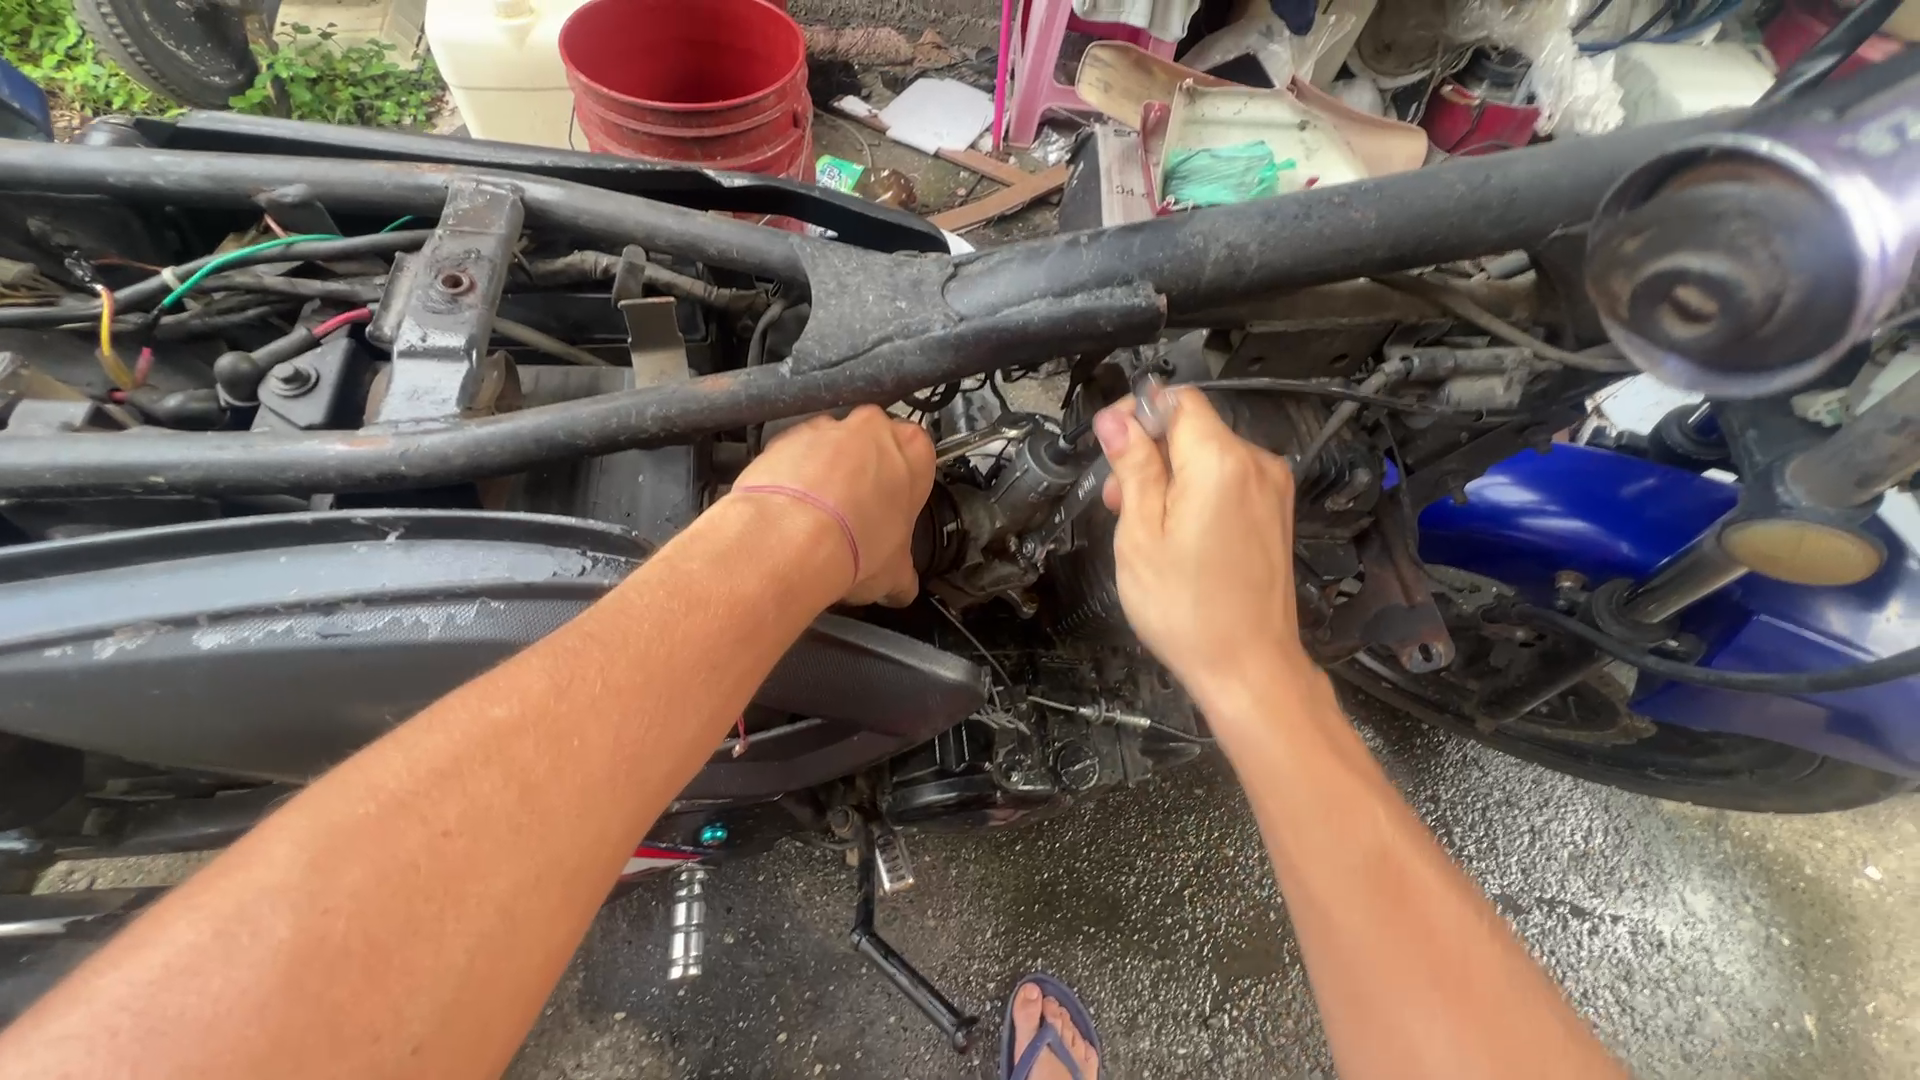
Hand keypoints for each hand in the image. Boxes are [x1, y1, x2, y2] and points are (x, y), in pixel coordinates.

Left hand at [731, 405, 934, 605]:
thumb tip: (899, 584)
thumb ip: (902, 571)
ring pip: (830, 450)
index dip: (902, 493)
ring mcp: (824, 430)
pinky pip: (793, 458)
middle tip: (856, 520)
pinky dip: (792, 480)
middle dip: (864, 480)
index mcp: (913, 450)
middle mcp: (870, 430)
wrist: (790, 539)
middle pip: (872, 449)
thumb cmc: (851, 542)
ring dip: (826, 478)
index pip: (918, 462)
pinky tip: (793, 516)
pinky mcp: (783, 440)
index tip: (892, 515)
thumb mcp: (896, 572)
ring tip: (820, 523)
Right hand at [1094, 387, 1313, 698]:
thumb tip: (1116, 420)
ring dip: (1169, 476)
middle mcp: (1256, 464)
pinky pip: (1227, 482)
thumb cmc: (1186, 609)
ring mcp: (1272, 489)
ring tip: (1142, 524)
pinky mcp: (1275, 513)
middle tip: (1117, 500)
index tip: (1109, 444)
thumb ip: (1133, 467)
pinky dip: (1197, 494)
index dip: (1137, 413)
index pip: (1176, 400)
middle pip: (1192, 429)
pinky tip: (1176, 533)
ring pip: (1207, 456)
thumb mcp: (1140, 534)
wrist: (1248, 666)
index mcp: (1220, 462)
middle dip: (1149, 453)